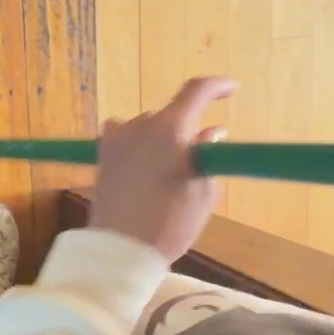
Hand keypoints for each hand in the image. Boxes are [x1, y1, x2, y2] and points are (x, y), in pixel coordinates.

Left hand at [90, 77, 235, 261]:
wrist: (121, 248)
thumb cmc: (170, 223)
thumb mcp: (202, 193)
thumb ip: (207, 155)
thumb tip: (209, 133)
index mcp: (172, 128)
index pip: (197, 90)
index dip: (218, 86)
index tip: (231, 89)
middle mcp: (142, 124)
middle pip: (171, 114)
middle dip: (186, 129)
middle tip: (196, 157)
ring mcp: (117, 137)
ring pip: (147, 126)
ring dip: (161, 137)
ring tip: (166, 171)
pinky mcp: (102, 154)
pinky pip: (122, 134)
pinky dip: (135, 141)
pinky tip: (139, 161)